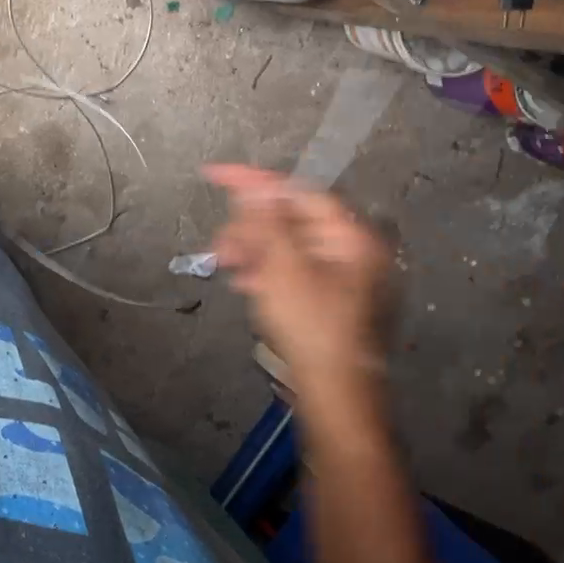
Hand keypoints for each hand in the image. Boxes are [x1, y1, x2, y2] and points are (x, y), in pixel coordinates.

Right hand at [203, 165, 394, 391]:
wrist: (332, 388)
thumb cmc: (309, 323)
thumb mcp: (281, 266)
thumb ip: (267, 220)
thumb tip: (255, 184)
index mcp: (349, 238)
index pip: (298, 191)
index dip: (254, 181)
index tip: (213, 174)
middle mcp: (350, 249)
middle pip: (288, 217)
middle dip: (249, 226)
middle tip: (222, 245)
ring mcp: (341, 273)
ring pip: (284, 241)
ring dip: (251, 248)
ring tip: (229, 267)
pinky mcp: (328, 293)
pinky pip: (289, 264)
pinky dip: (264, 267)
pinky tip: (247, 283)